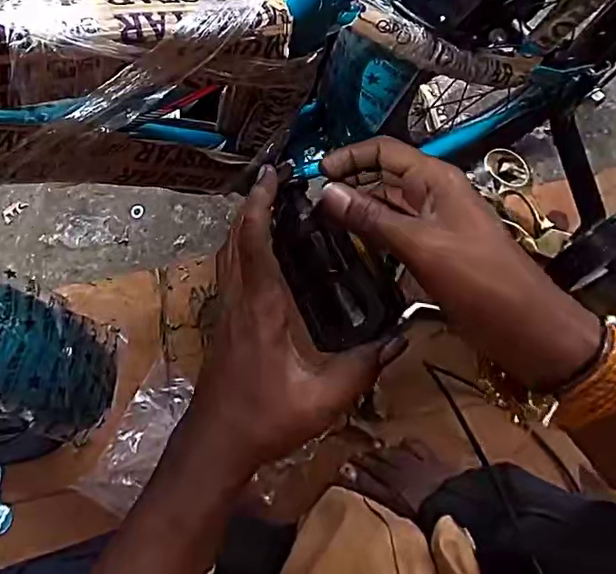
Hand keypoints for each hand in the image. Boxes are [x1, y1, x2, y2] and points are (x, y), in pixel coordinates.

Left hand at [183, 166, 408, 476]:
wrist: (218, 438)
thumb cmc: (266, 416)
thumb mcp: (323, 399)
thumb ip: (361, 368)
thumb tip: (398, 339)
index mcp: (259, 304)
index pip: (253, 239)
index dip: (259, 203)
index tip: (272, 176)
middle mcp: (238, 294)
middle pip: (236, 235)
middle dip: (252, 202)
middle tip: (277, 180)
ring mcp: (226, 303)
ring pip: (228, 248)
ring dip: (243, 219)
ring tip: (269, 202)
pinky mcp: (224, 314)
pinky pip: (229, 264)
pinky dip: (241, 242)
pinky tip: (259, 246)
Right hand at [316, 138, 603, 391]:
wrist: (535, 335)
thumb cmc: (483, 283)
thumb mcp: (422, 247)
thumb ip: (372, 218)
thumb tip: (326, 192)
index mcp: (435, 180)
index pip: (383, 150)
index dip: (349, 156)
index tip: (316, 173)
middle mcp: (432, 195)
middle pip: (381, 175)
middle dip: (347, 181)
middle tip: (312, 200)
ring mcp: (433, 224)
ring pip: (385, 205)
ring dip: (355, 209)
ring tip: (321, 223)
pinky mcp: (433, 251)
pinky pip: (393, 232)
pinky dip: (369, 234)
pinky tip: (348, 247)